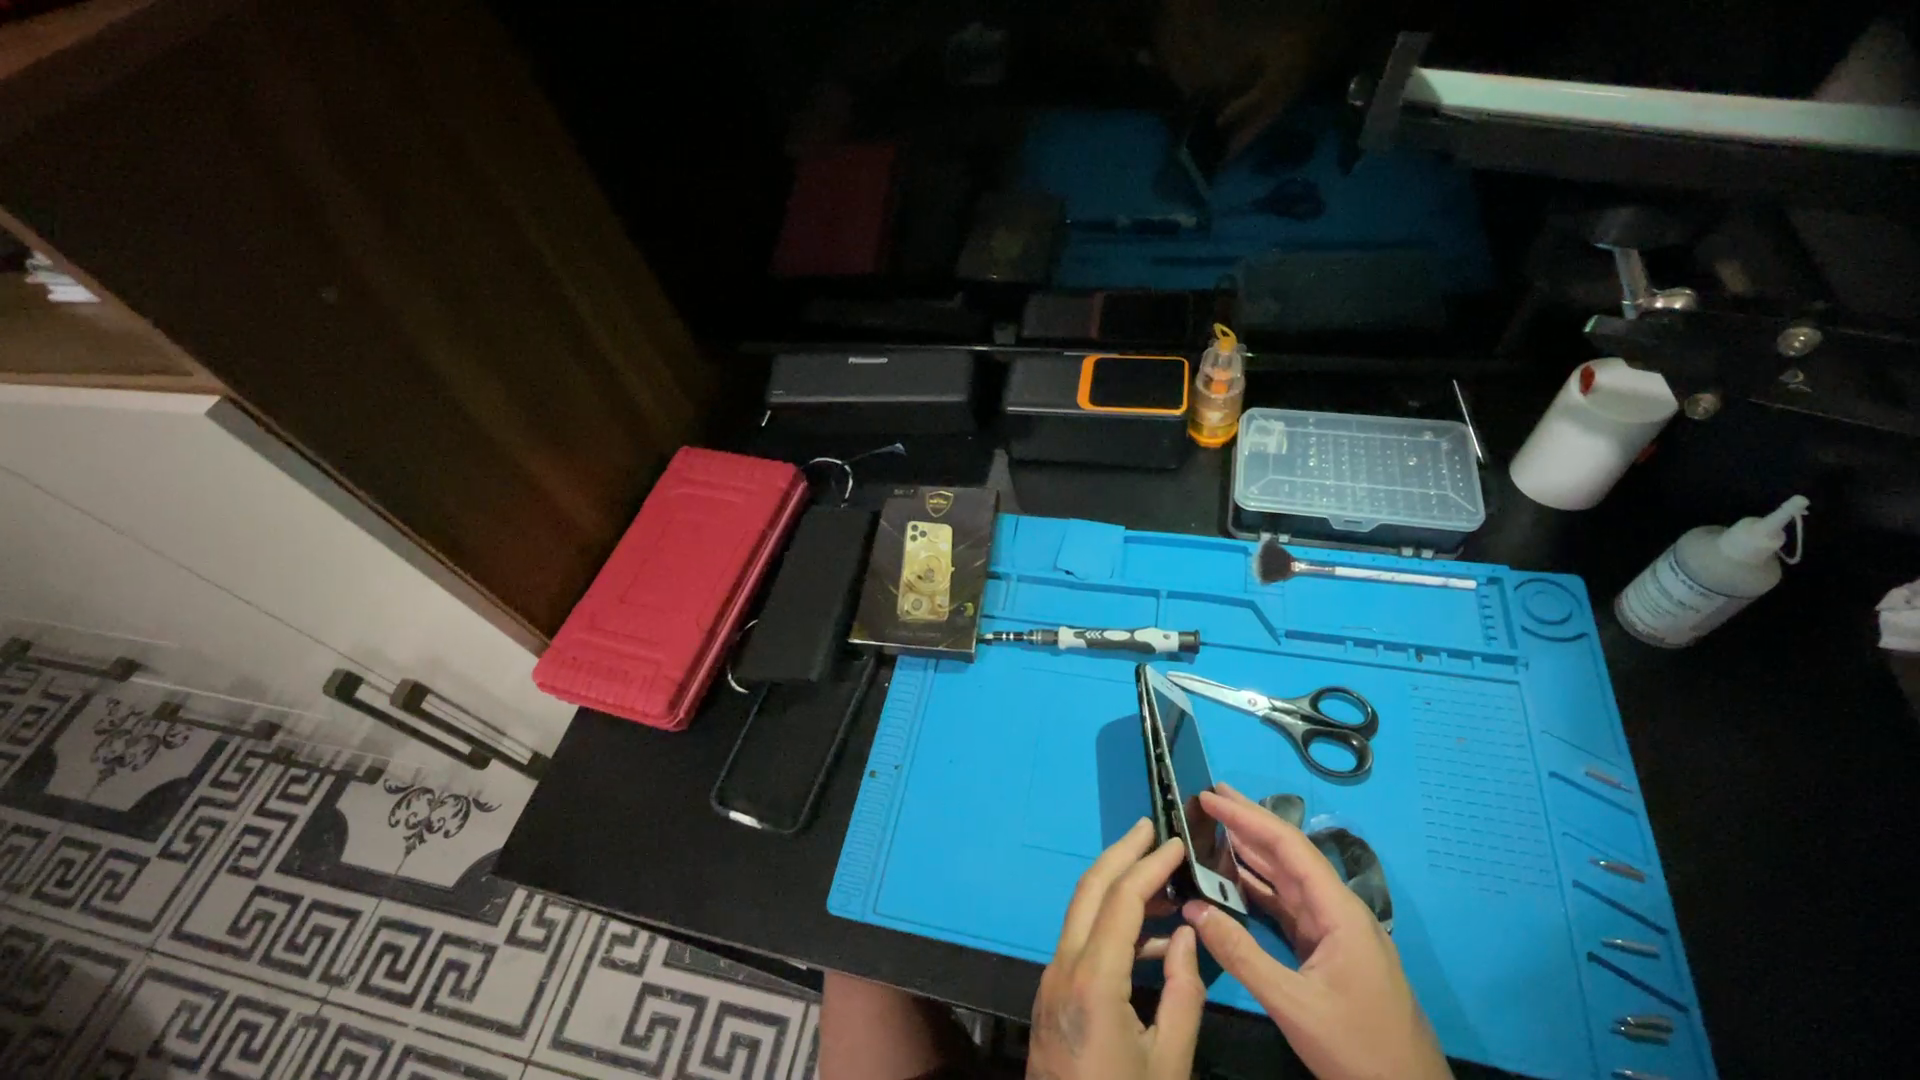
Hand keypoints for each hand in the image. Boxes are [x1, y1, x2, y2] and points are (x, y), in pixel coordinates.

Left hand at [1027, 819, 1204, 1079]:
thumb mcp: (1170, 1061)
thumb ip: (1183, 993)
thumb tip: (1186, 937)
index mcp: (1092, 980)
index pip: (1120, 901)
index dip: (1149, 865)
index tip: (1175, 842)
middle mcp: (1063, 967)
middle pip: (1089, 890)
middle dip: (1120, 853)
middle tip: (1151, 828)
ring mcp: (1052, 979)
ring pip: (1082, 913)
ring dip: (1118, 888)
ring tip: (1164, 881)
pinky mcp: (1053, 995)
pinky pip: (1082, 942)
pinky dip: (1112, 924)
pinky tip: (1149, 936)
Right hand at [1182, 785, 1450, 1079]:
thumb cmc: (1358, 1047)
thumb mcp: (1293, 1004)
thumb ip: (1241, 954)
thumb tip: (1193, 909)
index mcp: (1339, 912)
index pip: (1289, 849)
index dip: (1248, 818)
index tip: (1211, 797)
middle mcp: (1338, 912)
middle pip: (1289, 857)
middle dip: (1249, 825)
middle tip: (1209, 797)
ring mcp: (1335, 933)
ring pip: (1287, 883)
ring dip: (1251, 856)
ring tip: (1213, 829)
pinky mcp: (1328, 953)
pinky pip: (1288, 910)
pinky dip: (1258, 892)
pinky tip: (1233, 882)